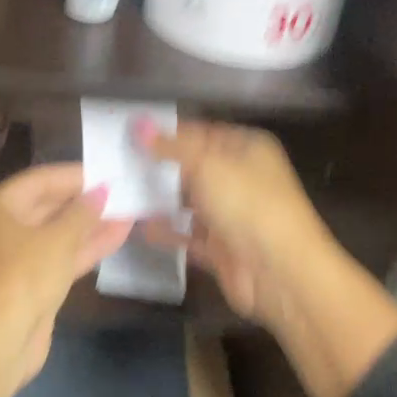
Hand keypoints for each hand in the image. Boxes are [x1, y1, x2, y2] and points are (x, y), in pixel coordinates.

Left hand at [0, 165, 130, 396]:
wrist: (2, 340)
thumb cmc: (26, 275)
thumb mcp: (59, 238)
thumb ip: (83, 211)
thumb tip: (102, 190)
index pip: (41, 179)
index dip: (75, 175)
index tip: (108, 172)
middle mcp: (4, 227)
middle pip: (50, 206)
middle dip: (86, 201)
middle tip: (122, 192)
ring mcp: (18, 258)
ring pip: (59, 234)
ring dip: (92, 225)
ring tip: (129, 212)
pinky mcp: (33, 284)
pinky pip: (62, 257)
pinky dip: (87, 248)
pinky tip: (119, 236)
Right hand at [135, 120, 330, 326]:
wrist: (279, 271)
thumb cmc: (247, 203)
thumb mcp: (207, 164)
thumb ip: (171, 146)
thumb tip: (139, 124)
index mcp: (247, 148)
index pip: (201, 132)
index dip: (167, 133)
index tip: (129, 135)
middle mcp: (241, 177)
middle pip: (194, 166)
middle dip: (159, 166)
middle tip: (117, 163)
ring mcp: (231, 214)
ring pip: (189, 201)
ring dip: (159, 199)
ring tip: (120, 192)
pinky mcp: (220, 248)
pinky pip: (187, 235)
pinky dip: (166, 231)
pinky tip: (136, 225)